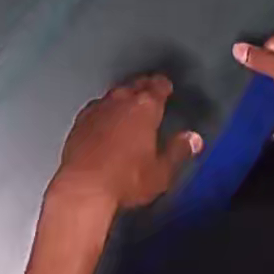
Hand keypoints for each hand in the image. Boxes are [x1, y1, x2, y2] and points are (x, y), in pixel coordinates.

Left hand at [49, 76, 200, 214]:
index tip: (166, 87)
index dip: (164, 85)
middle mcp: (122, 100)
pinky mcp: (80, 121)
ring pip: (115, 93)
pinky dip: (103, 111)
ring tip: (128, 105)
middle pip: (136, 85)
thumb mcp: (161, 172)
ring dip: (123, 97)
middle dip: (144, 87)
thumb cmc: (125, 180)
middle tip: (150, 92)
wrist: (83, 189)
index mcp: (145, 107)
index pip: (158, 85)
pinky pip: (96, 107)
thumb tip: (194, 139)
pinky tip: (103, 120)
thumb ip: (179, 151)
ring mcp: (99, 108)